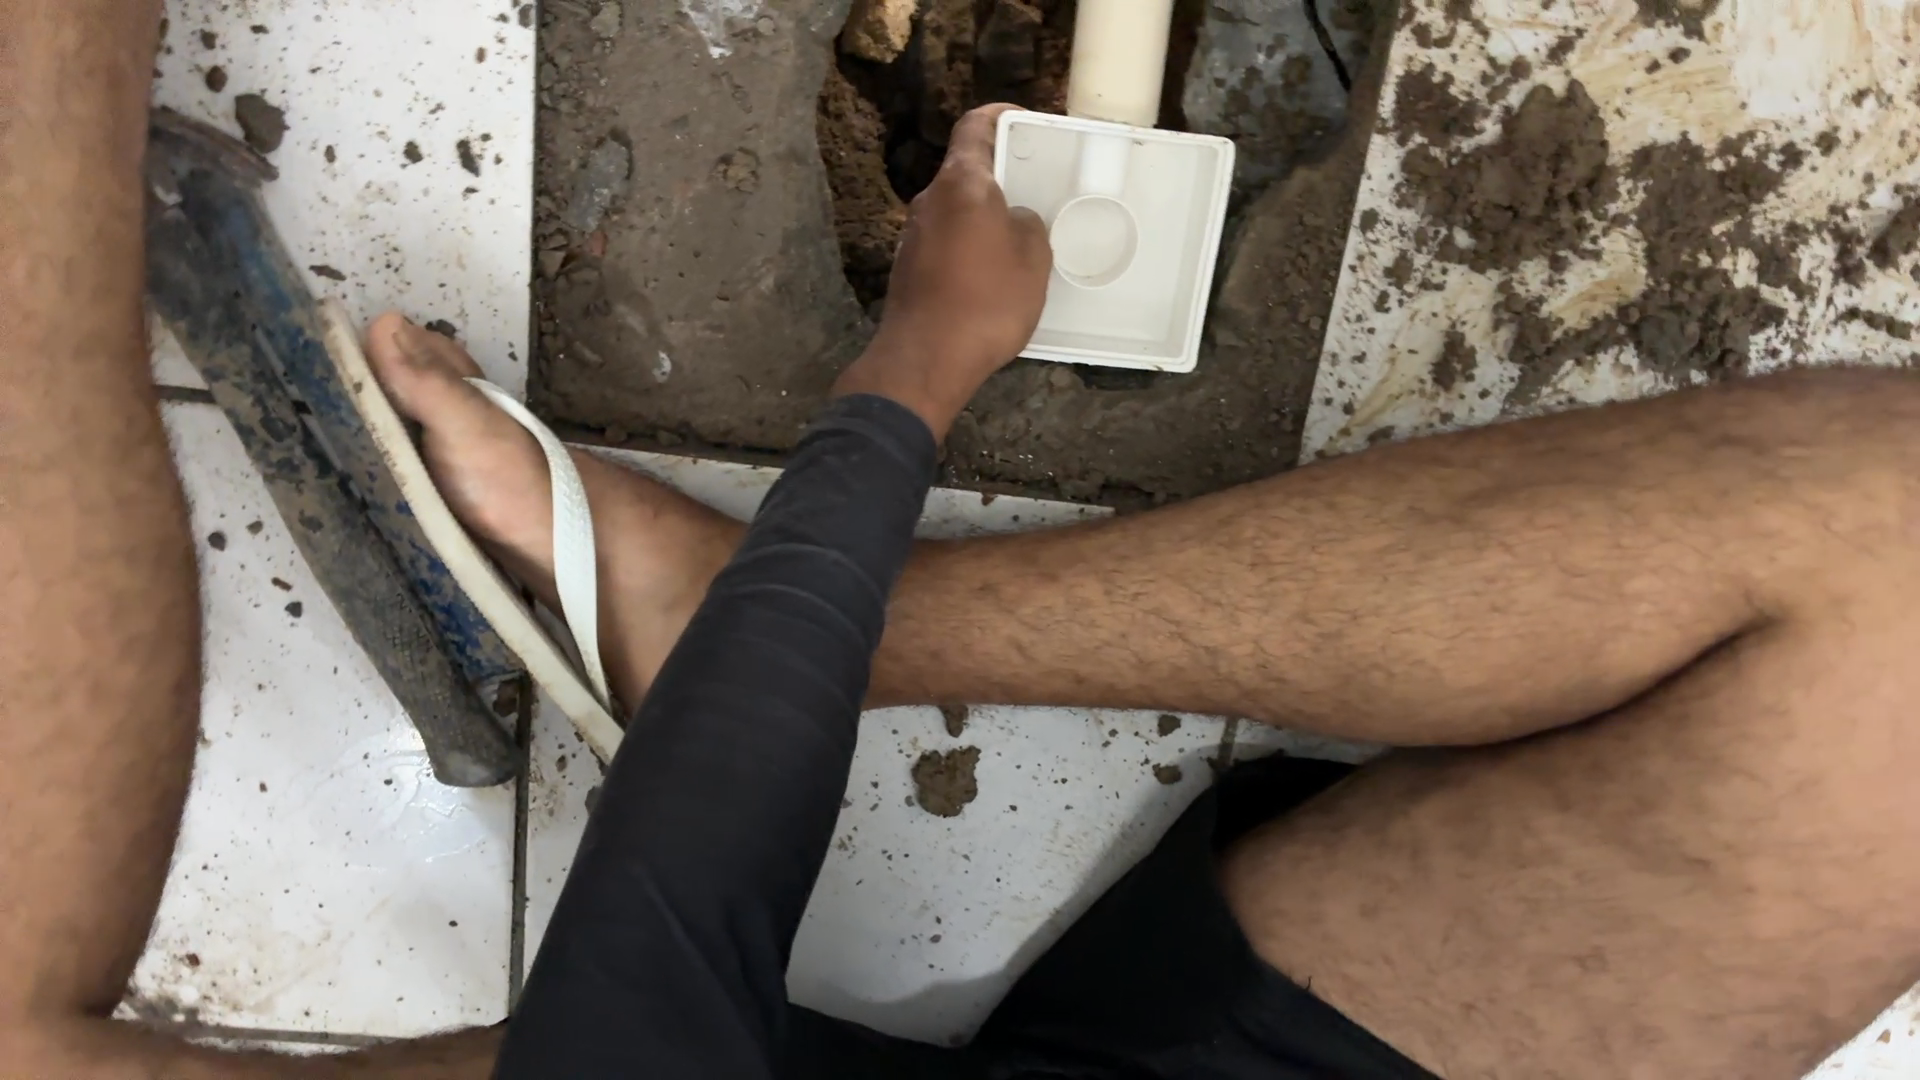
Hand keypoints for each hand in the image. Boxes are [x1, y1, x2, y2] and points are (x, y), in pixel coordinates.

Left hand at [833, 103, 1051, 439]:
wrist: (925, 360)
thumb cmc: (987, 302)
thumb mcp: (1033, 260)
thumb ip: (1029, 226)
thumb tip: (1014, 221)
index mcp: (961, 183)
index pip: (974, 126)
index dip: (999, 116)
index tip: (1020, 121)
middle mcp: (928, 202)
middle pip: (964, 176)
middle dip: (997, 182)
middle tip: (1030, 198)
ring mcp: (911, 239)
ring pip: (953, 215)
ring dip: (980, 223)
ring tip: (1011, 248)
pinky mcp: (905, 273)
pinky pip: (942, 249)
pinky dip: (964, 254)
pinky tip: (984, 283)